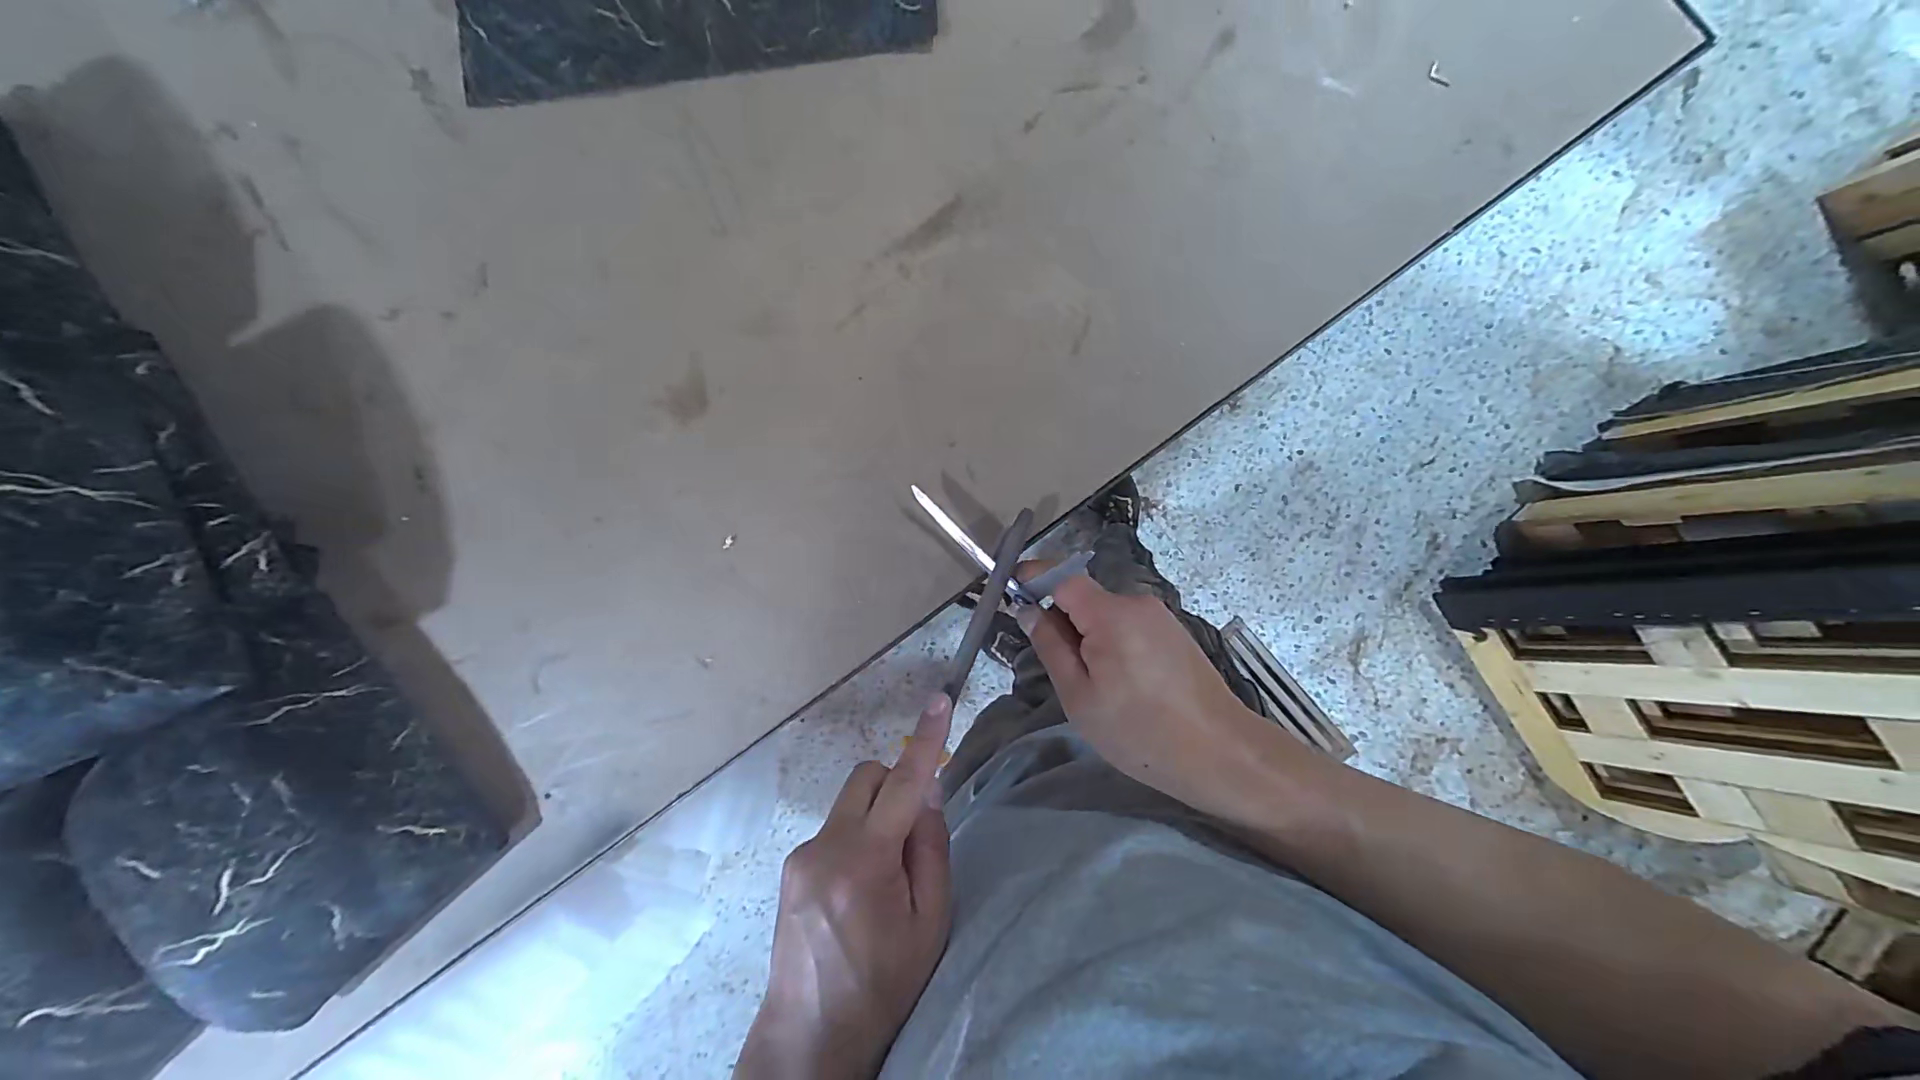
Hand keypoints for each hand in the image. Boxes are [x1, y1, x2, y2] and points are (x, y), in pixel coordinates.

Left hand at [736, 694, 953, 1079]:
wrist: (810, 1035)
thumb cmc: (884, 982)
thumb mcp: (930, 921)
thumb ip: (931, 848)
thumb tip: (928, 793)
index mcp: (865, 861)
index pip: (904, 784)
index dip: (927, 740)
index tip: (940, 700)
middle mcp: (825, 845)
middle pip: (867, 776)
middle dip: (895, 785)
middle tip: (912, 833)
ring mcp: (802, 854)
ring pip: (850, 803)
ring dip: (876, 817)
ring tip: (883, 878)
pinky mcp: (791, 864)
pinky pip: (835, 828)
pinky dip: (857, 837)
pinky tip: (858, 890)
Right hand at [1020, 570, 1302, 823]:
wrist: (1221, 753)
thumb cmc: (1140, 731)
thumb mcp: (1080, 696)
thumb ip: (1051, 646)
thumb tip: (1030, 611)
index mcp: (1111, 614)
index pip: (1062, 576)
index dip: (1034, 579)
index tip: (1012, 591)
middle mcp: (1138, 604)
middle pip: (1085, 597)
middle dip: (1064, 621)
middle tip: (1058, 669)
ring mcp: (1161, 617)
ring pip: (1107, 615)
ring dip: (1090, 638)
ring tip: (1096, 688)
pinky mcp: (1175, 634)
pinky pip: (1129, 627)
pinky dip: (1113, 645)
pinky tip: (1123, 687)